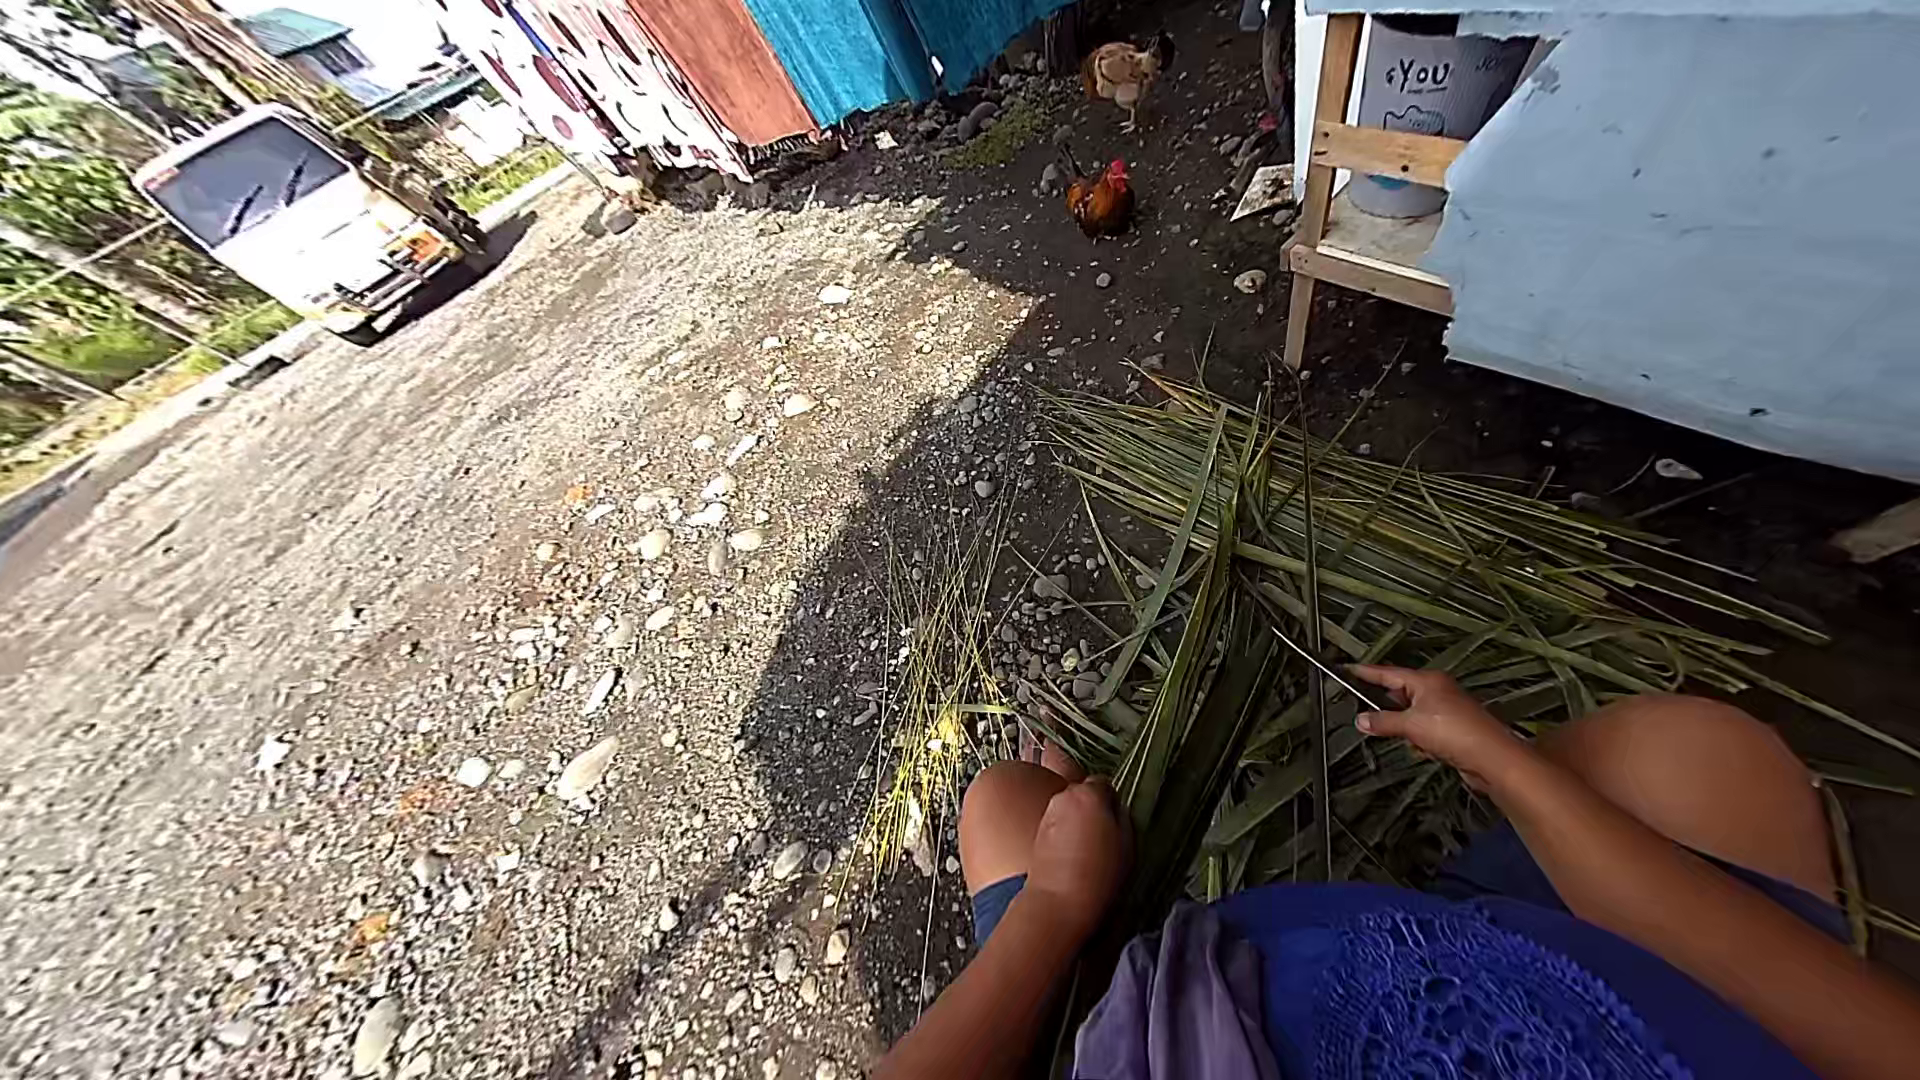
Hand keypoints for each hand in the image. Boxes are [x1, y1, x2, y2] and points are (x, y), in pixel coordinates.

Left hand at [1023, 777, 1129, 937]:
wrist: (1057, 903)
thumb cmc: (1099, 875)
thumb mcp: (1127, 844)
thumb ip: (1122, 816)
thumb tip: (1115, 808)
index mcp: (1089, 794)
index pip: (1104, 783)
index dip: (1112, 802)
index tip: (1117, 823)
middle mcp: (1064, 795)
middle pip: (1083, 793)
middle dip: (1092, 807)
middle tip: (1103, 835)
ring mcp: (1047, 812)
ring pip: (1068, 808)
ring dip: (1077, 819)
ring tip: (1086, 849)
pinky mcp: (1036, 831)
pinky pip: (1057, 824)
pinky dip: (1065, 833)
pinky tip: (1071, 856)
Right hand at [1348, 665, 1531, 790]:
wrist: (1495, 761)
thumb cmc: (1455, 733)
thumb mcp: (1409, 725)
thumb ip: (1381, 721)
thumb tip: (1362, 720)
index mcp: (1426, 681)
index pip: (1386, 672)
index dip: (1364, 672)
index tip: (1347, 669)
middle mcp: (1437, 690)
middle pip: (1398, 694)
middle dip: (1388, 709)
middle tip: (1372, 716)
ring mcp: (1447, 709)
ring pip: (1411, 714)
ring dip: (1406, 728)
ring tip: (1411, 739)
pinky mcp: (1454, 728)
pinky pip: (1424, 728)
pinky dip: (1420, 739)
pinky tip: (1427, 749)